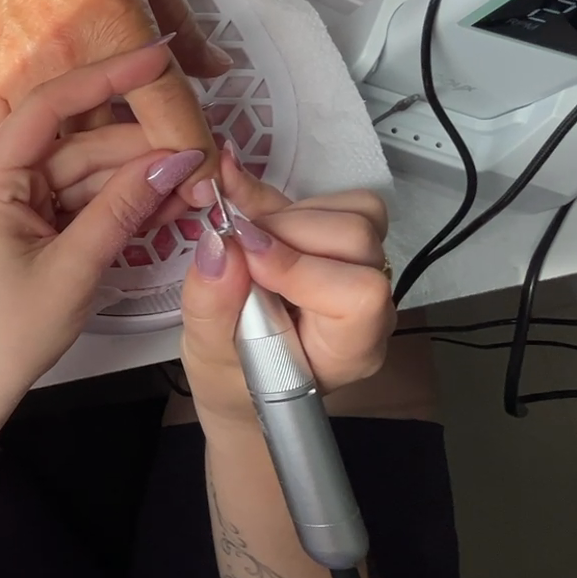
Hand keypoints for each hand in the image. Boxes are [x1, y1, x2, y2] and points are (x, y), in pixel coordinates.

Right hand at [0, 0, 230, 205]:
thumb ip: (184, 29)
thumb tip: (216, 72)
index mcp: (119, 33)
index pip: (168, 111)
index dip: (194, 155)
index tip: (206, 185)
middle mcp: (71, 65)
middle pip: (115, 144)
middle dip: (140, 167)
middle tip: (156, 177)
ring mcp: (24, 81)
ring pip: (61, 152)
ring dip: (87, 169)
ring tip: (103, 176)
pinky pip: (16, 142)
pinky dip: (38, 151)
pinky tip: (51, 151)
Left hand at [0, 44, 203, 412]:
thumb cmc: (10, 332)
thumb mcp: (74, 268)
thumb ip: (123, 209)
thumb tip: (176, 159)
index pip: (48, 107)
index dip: (106, 78)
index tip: (159, 58)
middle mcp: (0, 182)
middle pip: (78, 144)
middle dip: (140, 148)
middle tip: (204, 156)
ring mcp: (16, 204)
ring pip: (86, 173)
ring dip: (137, 178)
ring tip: (195, 184)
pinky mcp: (31, 226)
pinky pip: (80, 200)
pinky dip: (119, 202)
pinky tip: (164, 202)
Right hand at [181, 149, 396, 424]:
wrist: (240, 375)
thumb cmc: (230, 377)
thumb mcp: (206, 351)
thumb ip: (211, 304)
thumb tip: (218, 243)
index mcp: (347, 348)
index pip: (357, 293)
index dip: (300, 265)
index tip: (243, 256)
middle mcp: (370, 307)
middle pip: (358, 240)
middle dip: (287, 231)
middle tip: (236, 245)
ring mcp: (359, 270)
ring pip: (355, 213)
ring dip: (290, 215)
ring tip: (246, 238)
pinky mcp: (335, 247)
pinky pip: (330, 203)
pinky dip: (281, 200)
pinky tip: (242, 205)